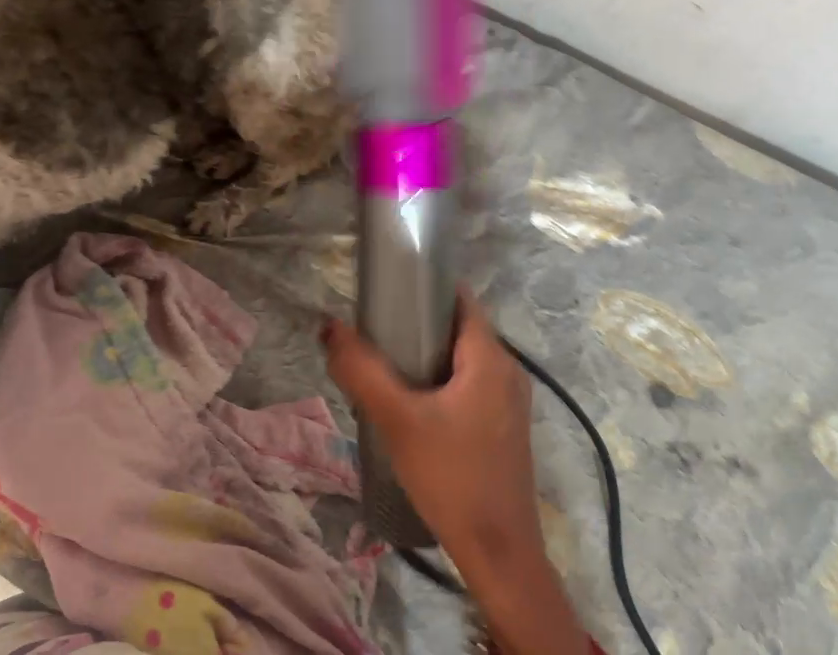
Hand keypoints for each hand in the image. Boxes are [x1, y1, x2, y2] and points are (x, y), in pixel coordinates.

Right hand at [326, 293, 542, 570]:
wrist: (497, 552)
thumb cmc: (451, 476)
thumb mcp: (397, 419)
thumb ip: (360, 370)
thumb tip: (329, 326)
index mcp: (491, 360)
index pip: (460, 300)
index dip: (423, 285)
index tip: (383, 286)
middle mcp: (508, 374)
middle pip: (457, 328)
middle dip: (414, 322)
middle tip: (369, 327)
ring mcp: (507, 404)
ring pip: (459, 360)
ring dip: (421, 354)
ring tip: (378, 362)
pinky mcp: (499, 428)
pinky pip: (465, 385)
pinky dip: (435, 380)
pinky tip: (404, 401)